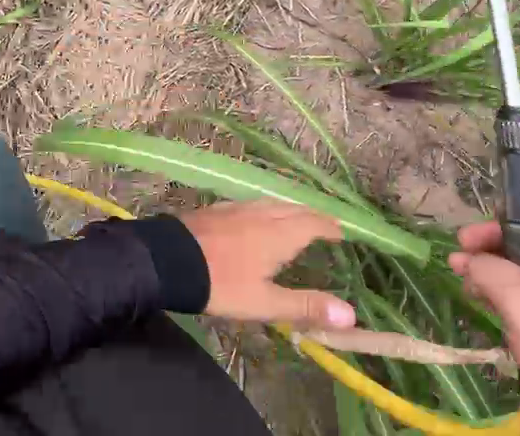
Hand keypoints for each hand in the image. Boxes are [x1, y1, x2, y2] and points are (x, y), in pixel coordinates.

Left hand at [179, 201, 355, 327]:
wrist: (168, 261)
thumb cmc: (221, 284)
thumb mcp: (265, 302)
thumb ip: (306, 306)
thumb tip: (351, 315)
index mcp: (276, 234)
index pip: (312, 223)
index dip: (329, 227)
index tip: (342, 233)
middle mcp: (258, 214)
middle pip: (291, 209)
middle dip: (311, 216)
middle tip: (324, 226)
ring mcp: (234, 209)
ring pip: (269, 204)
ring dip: (287, 210)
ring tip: (295, 221)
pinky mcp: (215, 210)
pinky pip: (249, 204)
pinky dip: (264, 210)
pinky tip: (255, 220)